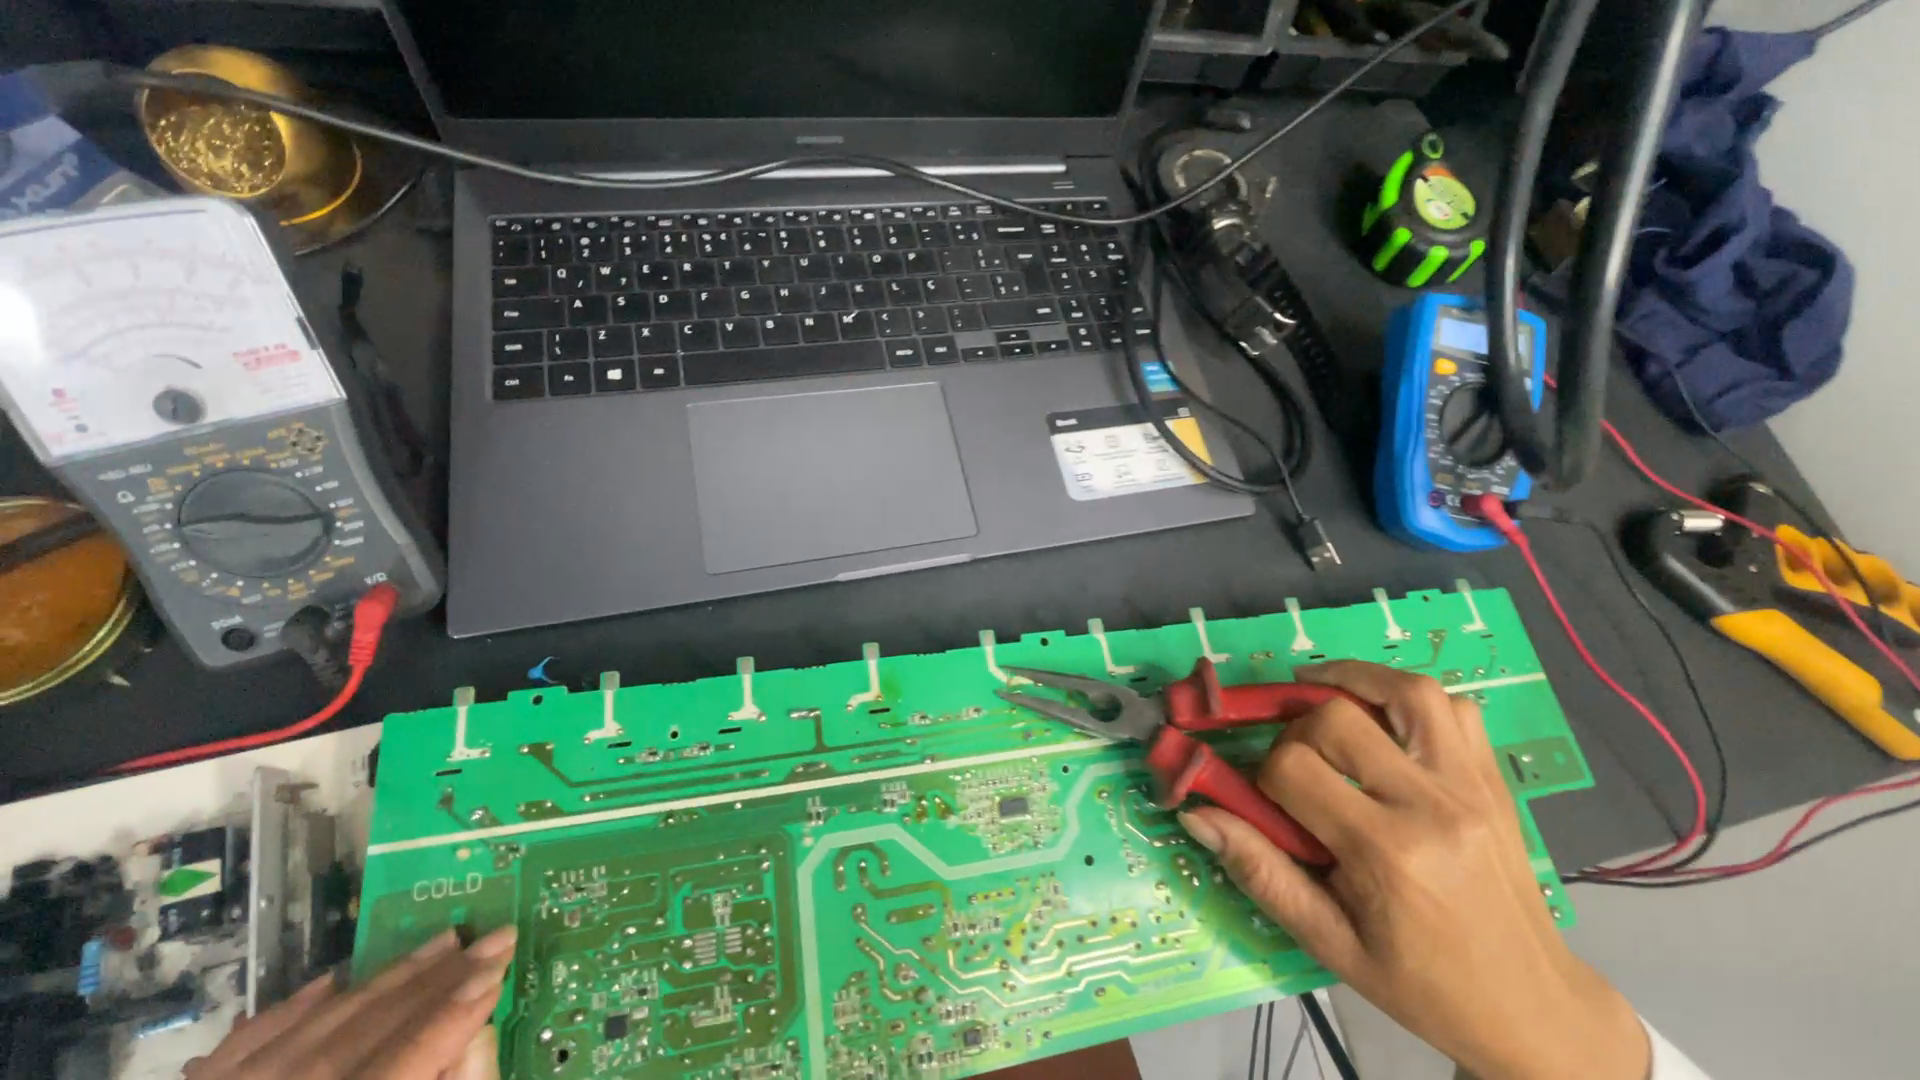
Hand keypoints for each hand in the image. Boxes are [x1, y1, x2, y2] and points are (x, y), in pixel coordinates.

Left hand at [185, 926, 515, 1079]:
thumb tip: (475, 1041)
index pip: (404, 1058)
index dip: (455, 1010)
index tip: (500, 960)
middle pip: (368, 1030)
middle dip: (437, 980)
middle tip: (491, 935)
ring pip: (320, 1024)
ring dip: (386, 979)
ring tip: (442, 941)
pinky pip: (249, 1040)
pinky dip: (295, 1007)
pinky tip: (334, 979)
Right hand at [1179, 662, 1648, 1079]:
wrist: (1529, 1005)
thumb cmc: (1419, 981)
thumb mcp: (1328, 941)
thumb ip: (1261, 872)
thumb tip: (1196, 814)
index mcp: (1387, 852)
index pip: (1294, 769)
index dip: (1261, 775)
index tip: (1264, 801)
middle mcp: (1433, 804)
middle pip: (1339, 718)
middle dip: (1296, 729)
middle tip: (1292, 761)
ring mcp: (1472, 784)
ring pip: (1408, 691)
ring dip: (1353, 681)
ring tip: (1319, 693)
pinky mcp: (1494, 779)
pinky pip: (1454, 708)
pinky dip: (1409, 697)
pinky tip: (1381, 716)